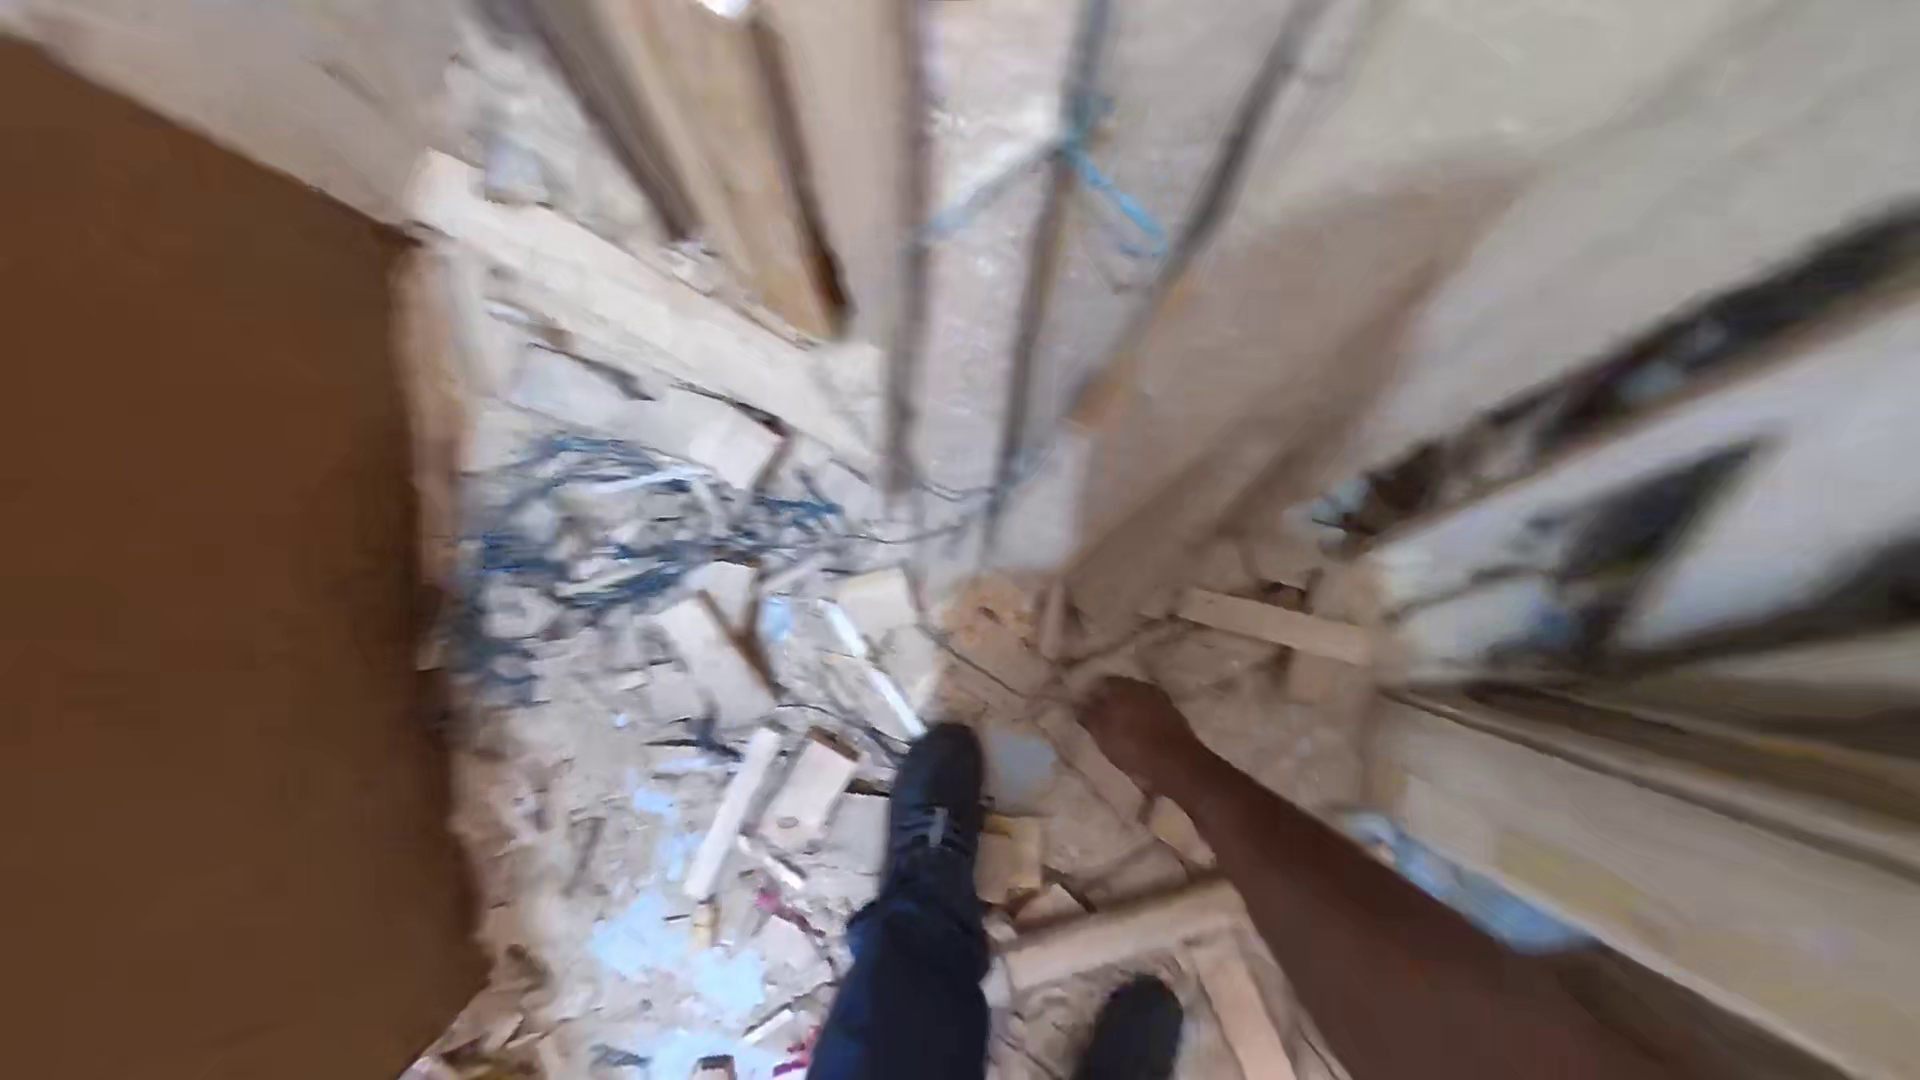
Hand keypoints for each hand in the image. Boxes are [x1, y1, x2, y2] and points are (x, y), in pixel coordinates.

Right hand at [1076, 676, 1214, 795]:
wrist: (1177, 765)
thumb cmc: (1132, 746)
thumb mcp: (1101, 733)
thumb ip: (1087, 715)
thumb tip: (1077, 704)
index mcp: (1122, 685)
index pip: (1101, 682)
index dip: (1091, 694)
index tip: (1085, 708)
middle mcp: (1143, 687)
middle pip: (1121, 690)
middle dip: (1111, 702)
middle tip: (1101, 719)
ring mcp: (1162, 701)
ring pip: (1138, 702)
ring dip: (1129, 713)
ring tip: (1120, 730)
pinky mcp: (1175, 718)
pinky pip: (1152, 715)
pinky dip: (1144, 722)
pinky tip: (1139, 736)